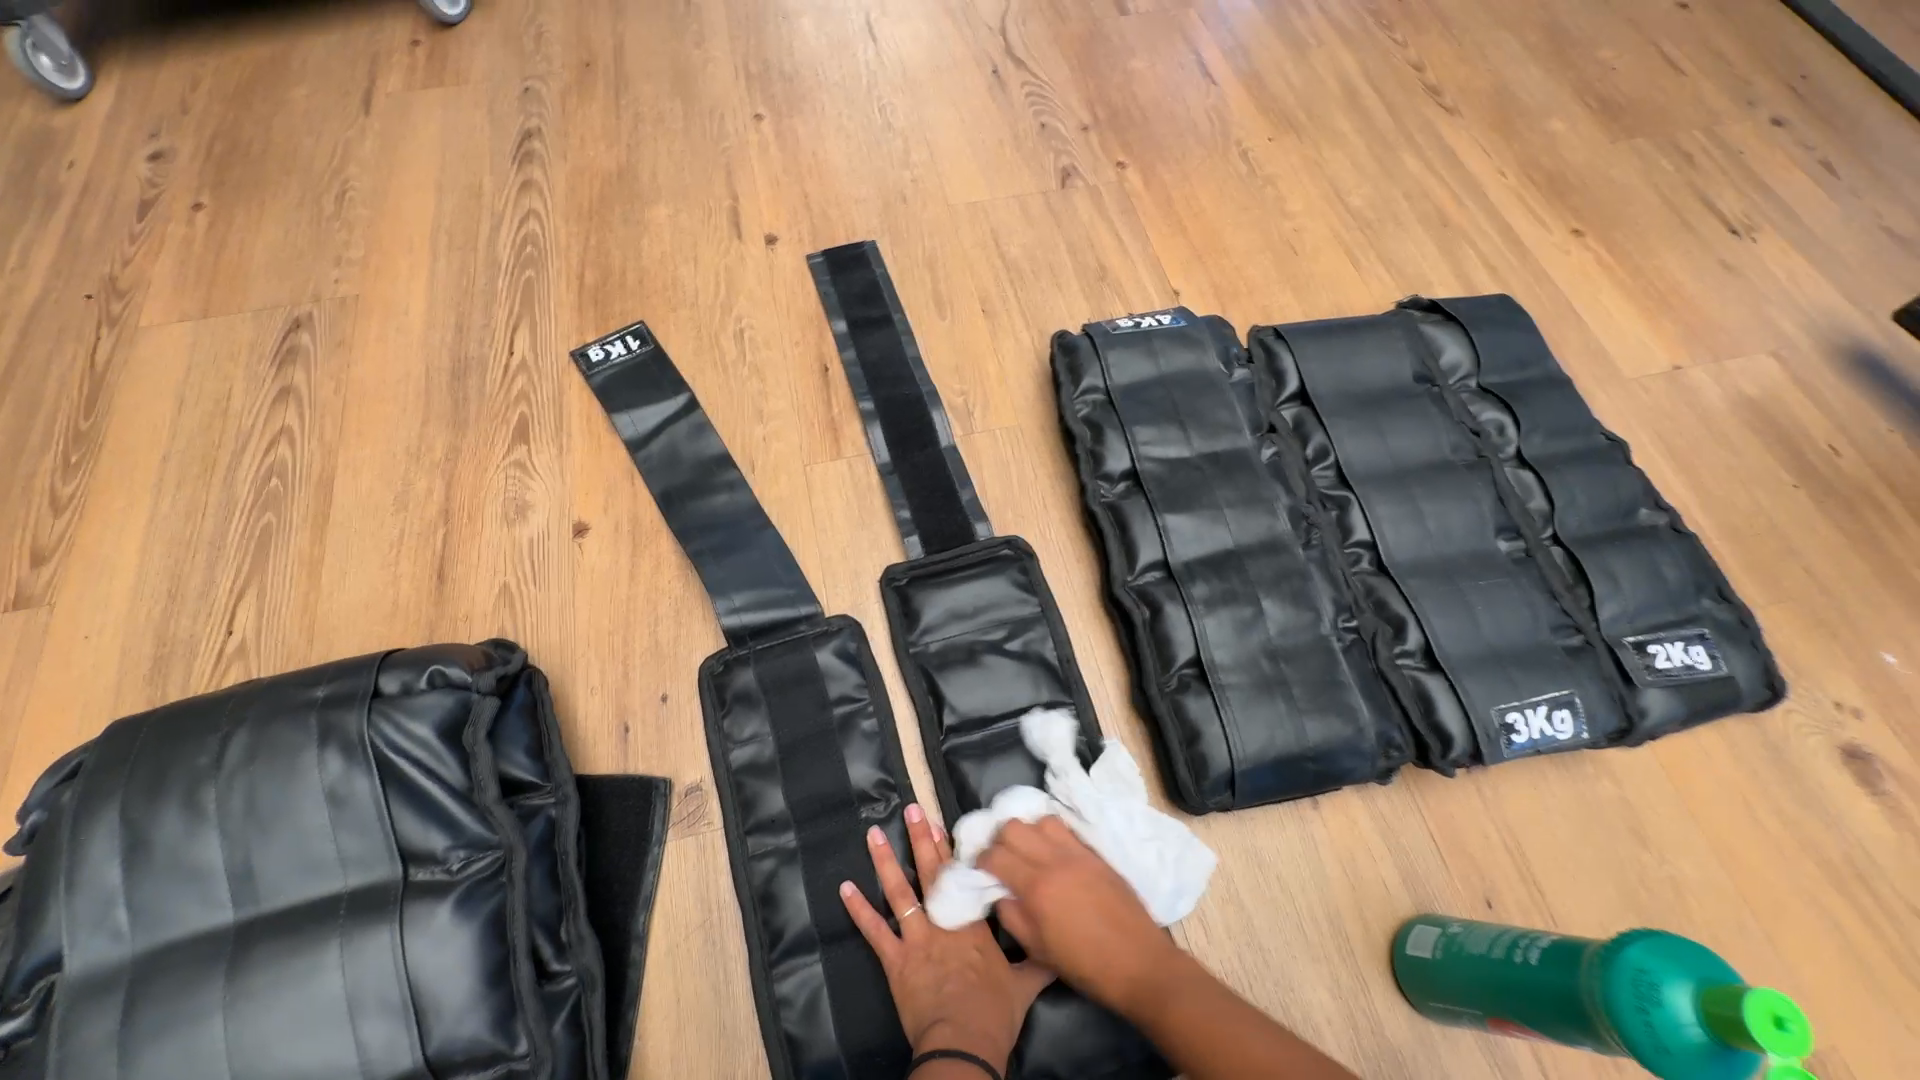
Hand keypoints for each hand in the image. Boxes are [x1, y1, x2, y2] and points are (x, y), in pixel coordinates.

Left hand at [841, 803, 1053, 1069]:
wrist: (963, 1041)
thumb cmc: (994, 1013)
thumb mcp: (1025, 984)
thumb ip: (1039, 963)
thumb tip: (1060, 952)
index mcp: (973, 923)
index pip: (960, 877)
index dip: (948, 848)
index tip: (938, 821)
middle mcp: (943, 922)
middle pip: (930, 873)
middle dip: (920, 838)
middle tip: (910, 809)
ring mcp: (916, 939)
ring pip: (899, 892)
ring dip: (884, 861)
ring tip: (873, 834)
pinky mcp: (896, 960)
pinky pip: (874, 930)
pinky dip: (858, 909)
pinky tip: (845, 887)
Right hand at [977, 816, 1178, 1015]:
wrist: (1139, 963)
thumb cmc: (1084, 965)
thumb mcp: (1038, 950)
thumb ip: (1012, 916)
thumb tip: (1000, 893)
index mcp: (1037, 887)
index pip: (996, 855)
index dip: (982, 859)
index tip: (981, 868)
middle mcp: (1055, 861)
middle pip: (1015, 827)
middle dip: (1000, 839)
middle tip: (1002, 858)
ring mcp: (1079, 854)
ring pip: (1043, 820)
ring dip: (1029, 832)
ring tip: (1029, 852)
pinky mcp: (1098, 855)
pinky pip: (1068, 831)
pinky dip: (1053, 836)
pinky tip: (1053, 854)